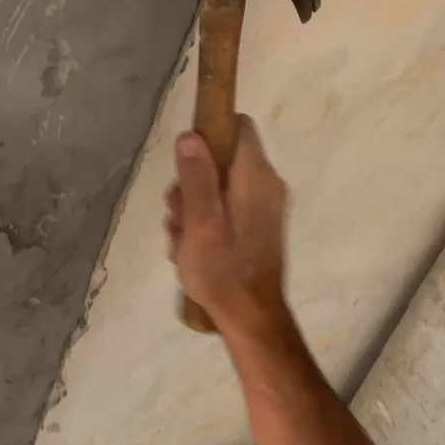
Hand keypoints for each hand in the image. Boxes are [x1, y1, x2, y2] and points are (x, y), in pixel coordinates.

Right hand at [165, 116, 291, 335]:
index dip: (208, 133)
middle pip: (218, 159)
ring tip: (183, 241)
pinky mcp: (256, 225)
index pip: (236, 126)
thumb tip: (190, 135)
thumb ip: (196, 178)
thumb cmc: (223, 270)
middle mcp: (265, 184)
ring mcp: (262, 206)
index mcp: (256, 177)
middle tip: (179, 216)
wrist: (250, 317)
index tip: (184, 160)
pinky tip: (193, 249)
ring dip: (191, 209)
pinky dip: (203, 223)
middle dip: (189, 184)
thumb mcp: (200, 223)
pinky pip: (222, 208)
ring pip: (215, 186)